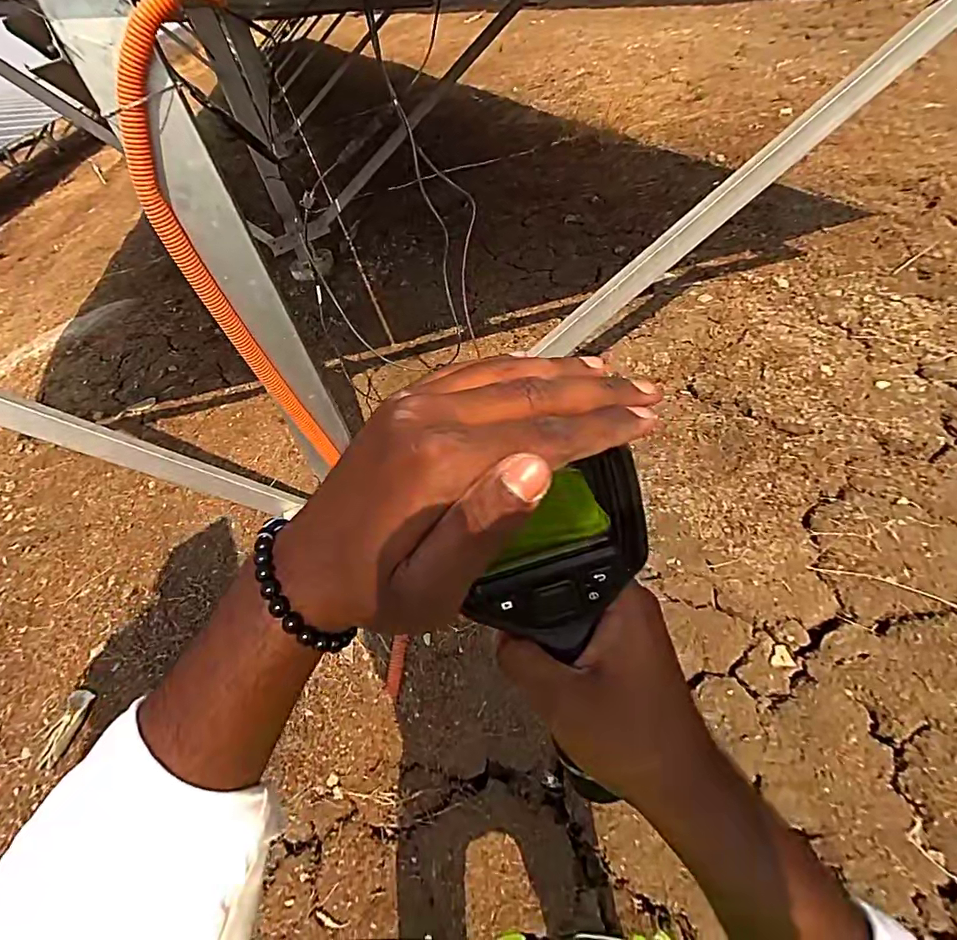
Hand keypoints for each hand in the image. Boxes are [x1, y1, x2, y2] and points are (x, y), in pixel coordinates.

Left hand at [274, 355, 662, 633]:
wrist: (307, 567)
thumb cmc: (376, 589)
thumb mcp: (433, 586)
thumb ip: (485, 526)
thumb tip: (540, 466)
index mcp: (441, 462)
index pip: (543, 433)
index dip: (602, 426)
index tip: (649, 418)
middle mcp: (428, 416)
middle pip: (529, 394)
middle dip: (595, 393)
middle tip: (647, 392)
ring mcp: (411, 403)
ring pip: (501, 373)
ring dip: (559, 372)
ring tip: (608, 372)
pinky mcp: (402, 404)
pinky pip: (468, 371)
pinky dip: (513, 366)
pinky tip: (538, 368)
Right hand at [494, 583, 715, 809]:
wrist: (681, 788)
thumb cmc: (629, 739)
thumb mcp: (557, 698)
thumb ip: (519, 657)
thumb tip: (500, 636)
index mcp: (622, 599)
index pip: (559, 567)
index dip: (524, 581)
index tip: (502, 606)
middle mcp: (631, 603)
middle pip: (561, 592)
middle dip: (537, 621)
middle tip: (523, 650)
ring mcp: (633, 626)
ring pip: (570, 618)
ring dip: (551, 643)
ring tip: (541, 670)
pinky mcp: (630, 649)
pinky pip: (584, 637)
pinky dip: (567, 656)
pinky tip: (561, 682)